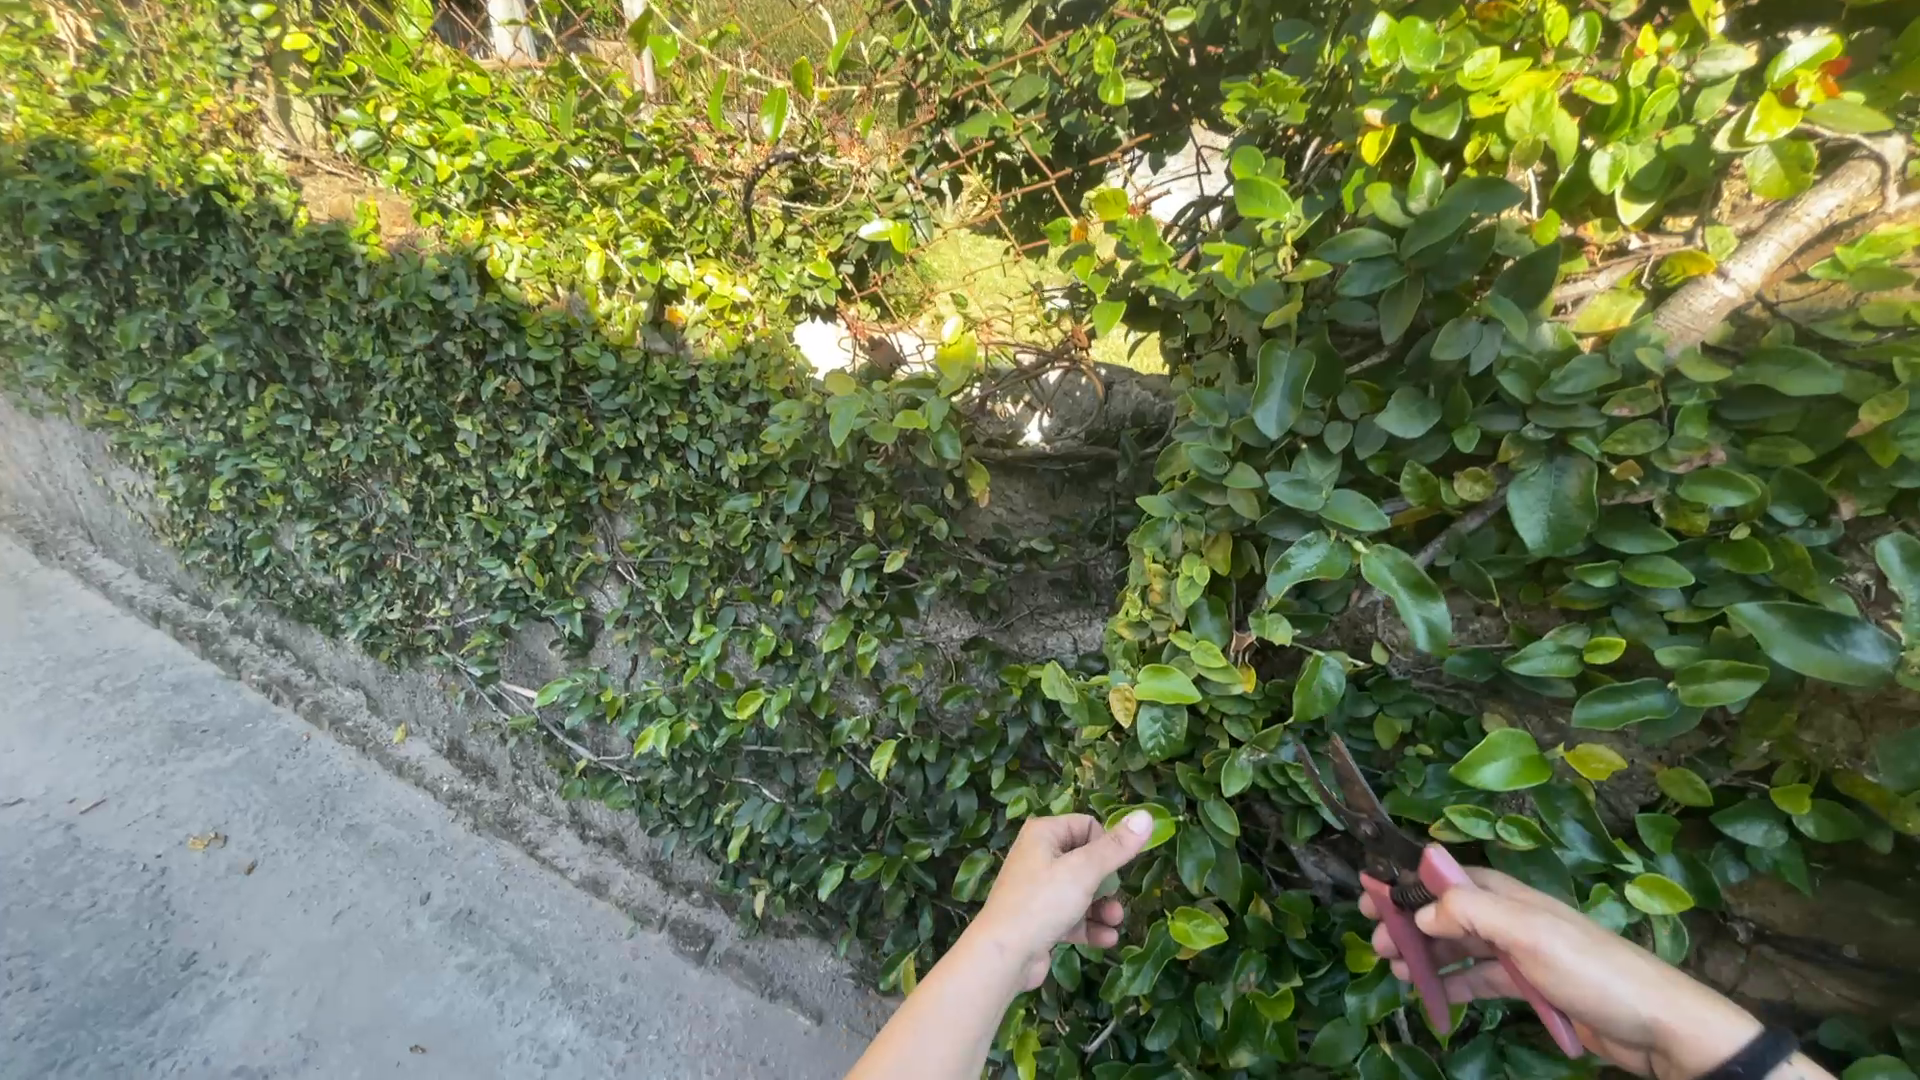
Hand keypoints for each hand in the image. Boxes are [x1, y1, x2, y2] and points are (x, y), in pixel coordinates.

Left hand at [961, 811, 1154, 990]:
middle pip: (1086, 860)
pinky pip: (1071, 915)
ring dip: (1102, 906)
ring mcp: (1038, 888)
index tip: (1116, 867)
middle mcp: (1038, 855)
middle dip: (1107, 882)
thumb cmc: (1043, 901)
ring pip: (1081, 891)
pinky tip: (1107, 939)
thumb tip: (1147, 815)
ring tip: (1116, 921)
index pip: (1086, 825)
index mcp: (1044, 833)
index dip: (1105, 845)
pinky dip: (1089, 925)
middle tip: (1115, 899)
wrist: (1005, 954)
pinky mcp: (1040, 918)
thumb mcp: (1084, 870)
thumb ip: (1116, 847)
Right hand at [1364, 852, 1760, 1079]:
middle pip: (1440, 912)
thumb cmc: (1591, 969)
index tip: (1368, 898)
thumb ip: (1468, 912)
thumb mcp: (1527, 932)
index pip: (1438, 877)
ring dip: (1423, 954)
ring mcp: (1515, 951)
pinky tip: (1430, 993)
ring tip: (1395, 969)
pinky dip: (1451, 983)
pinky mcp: (1528, 986)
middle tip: (1375, 941)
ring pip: (1455, 946)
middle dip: (1405, 923)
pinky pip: (1477, 978)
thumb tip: (1418, 912)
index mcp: (1501, 892)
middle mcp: (1504, 915)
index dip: (1400, 884)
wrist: (1663, 1030)